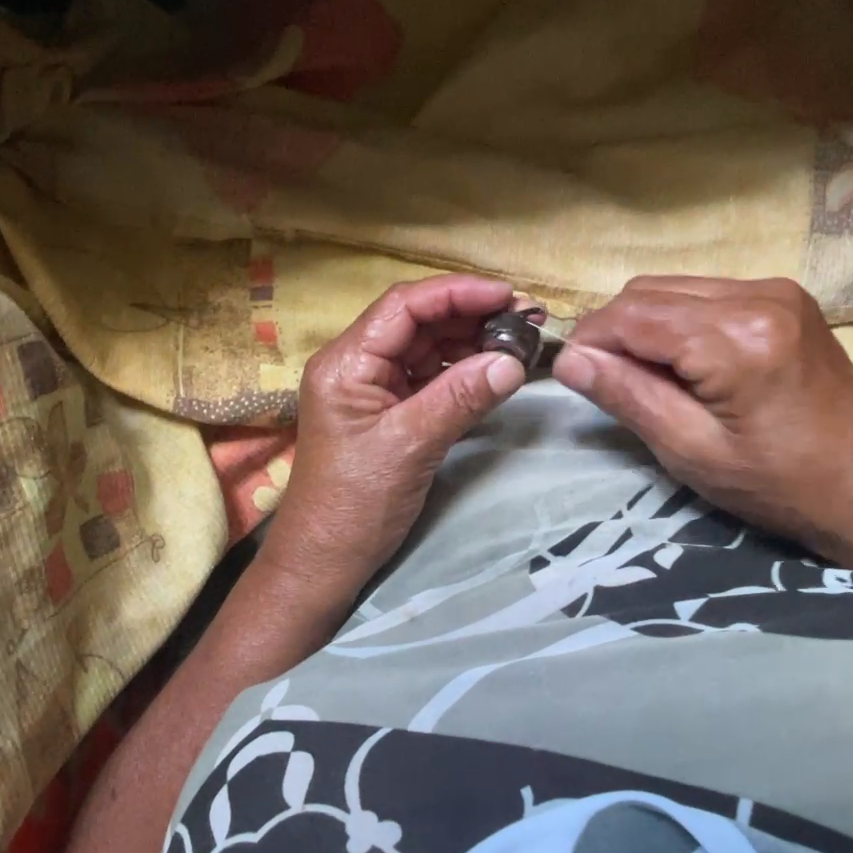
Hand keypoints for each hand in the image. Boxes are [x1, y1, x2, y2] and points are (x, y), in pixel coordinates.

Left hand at [265, 275, 529, 593]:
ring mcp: (370, 391)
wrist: (326, 559)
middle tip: (526, 320)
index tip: (509, 295)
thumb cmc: (356, 504)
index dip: (457, 292)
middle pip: (416, 322)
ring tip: (518, 343)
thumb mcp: (410, 446)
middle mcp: (354, 366)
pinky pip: (427, 380)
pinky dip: (460, 374)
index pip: (403, 306)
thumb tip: (515, 360)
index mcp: (345, 363)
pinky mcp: (386, 415)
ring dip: (469, 343)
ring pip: (425, 350)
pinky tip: (493, 372)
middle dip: (470, 316)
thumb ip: (460, 398)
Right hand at [551, 276, 852, 567]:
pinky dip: (673, 323)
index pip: (632, 315)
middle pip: (647, 292)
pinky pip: (701, 295)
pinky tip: (679, 365)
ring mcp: (774, 290)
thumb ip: (628, 396)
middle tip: (605, 384)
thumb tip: (567, 360)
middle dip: (612, 332)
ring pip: (671, 288)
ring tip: (642, 379)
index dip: (589, 342)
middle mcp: (757, 295)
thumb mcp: (690, 450)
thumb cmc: (778, 483)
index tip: (570, 378)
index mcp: (737, 338)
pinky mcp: (782, 298)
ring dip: (641, 327)